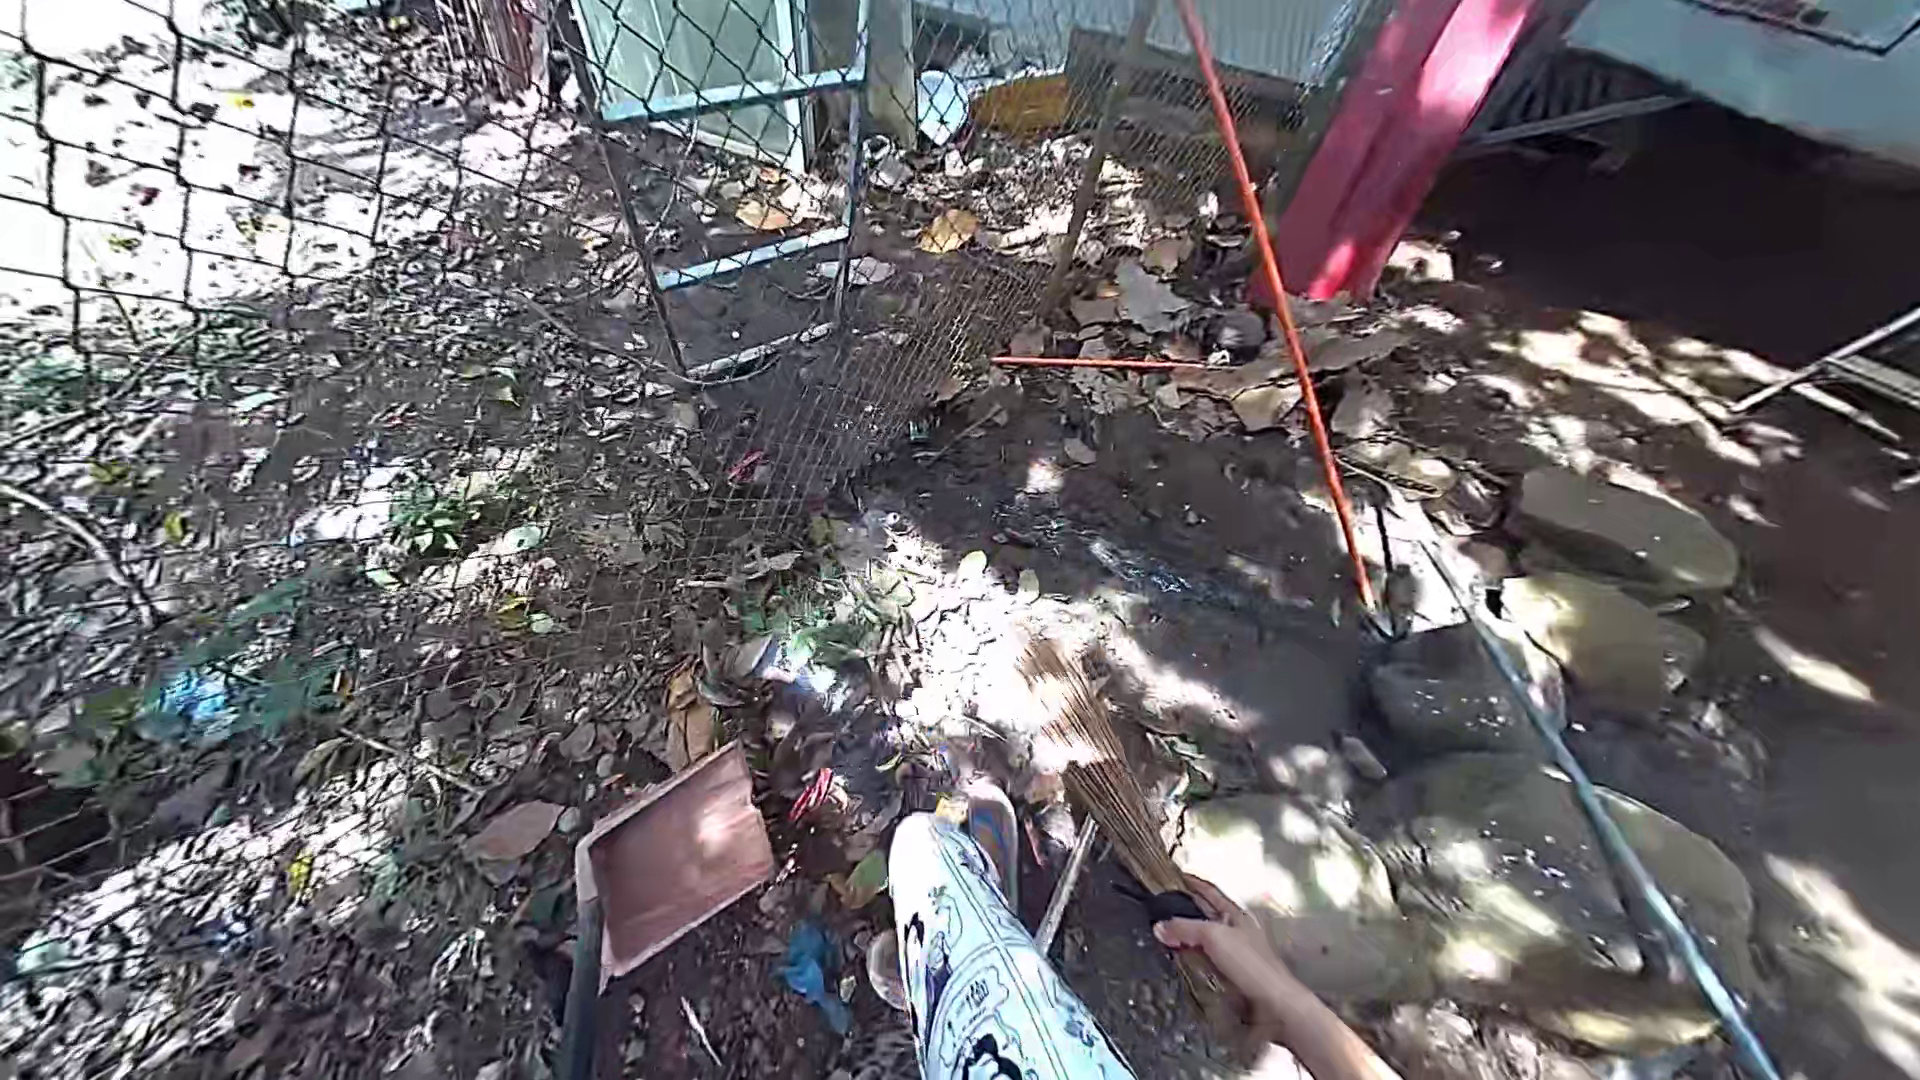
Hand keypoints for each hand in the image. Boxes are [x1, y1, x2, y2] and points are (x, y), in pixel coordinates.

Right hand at [1156, 874, 1403, 1079]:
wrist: (1278, 1009)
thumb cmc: (1251, 964)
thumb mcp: (1213, 937)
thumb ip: (1184, 928)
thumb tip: (1158, 927)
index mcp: (1236, 914)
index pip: (1210, 891)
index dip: (1192, 882)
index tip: (1173, 876)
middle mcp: (1236, 932)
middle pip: (1205, 916)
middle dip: (1184, 912)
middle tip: (1160, 909)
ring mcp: (1236, 957)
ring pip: (1204, 942)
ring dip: (1186, 941)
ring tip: (1164, 938)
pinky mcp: (1234, 981)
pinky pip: (1207, 966)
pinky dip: (1193, 964)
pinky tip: (1181, 965)